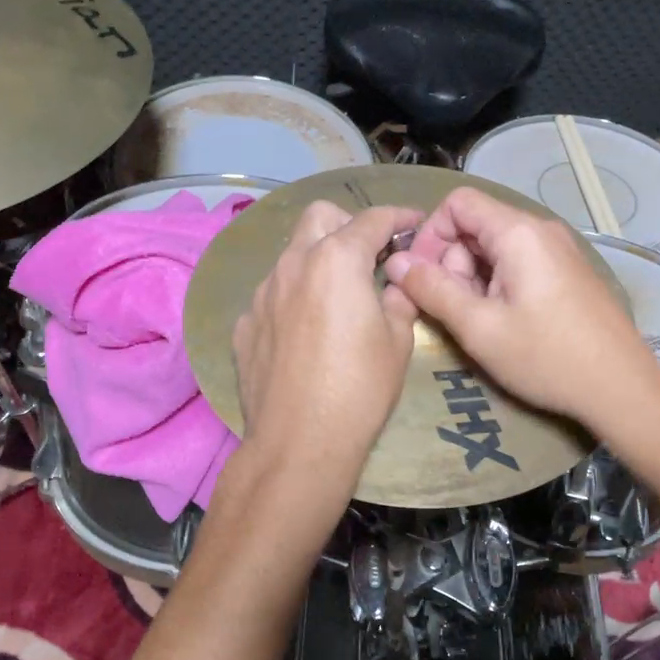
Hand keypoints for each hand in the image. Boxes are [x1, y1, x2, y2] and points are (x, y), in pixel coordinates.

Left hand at [231, 201, 424, 478]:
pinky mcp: (244, 323)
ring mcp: (262, 292)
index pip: (373, 219)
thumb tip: (395, 285)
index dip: (399, 216)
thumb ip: (398, 299)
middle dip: (347, 223)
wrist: (298, 443)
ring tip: (338, 295)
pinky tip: (306, 331)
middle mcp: (295, 263)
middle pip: (320, 216)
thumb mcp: (398, 341)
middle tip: (369, 252)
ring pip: (292, 254)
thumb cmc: (360, 388)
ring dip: (318, 259)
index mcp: (337, 259)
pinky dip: (294, 297)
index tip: (414, 222)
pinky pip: (273, 294)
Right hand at [383, 187, 657, 427]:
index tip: (423, 276)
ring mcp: (558, 249)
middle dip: (453, 262)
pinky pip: (519, 261)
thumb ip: (433, 290)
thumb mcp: (480, 328)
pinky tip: (505, 322)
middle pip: (476, 224)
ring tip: (481, 322)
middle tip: (456, 309)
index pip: (458, 202)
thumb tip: (396, 263)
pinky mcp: (568, 270)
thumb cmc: (547, 357)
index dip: (431, 233)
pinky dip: (499, 283)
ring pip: (495, 246)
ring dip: (474, 277)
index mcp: (518, 232)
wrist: (622, 387)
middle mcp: (540, 229)